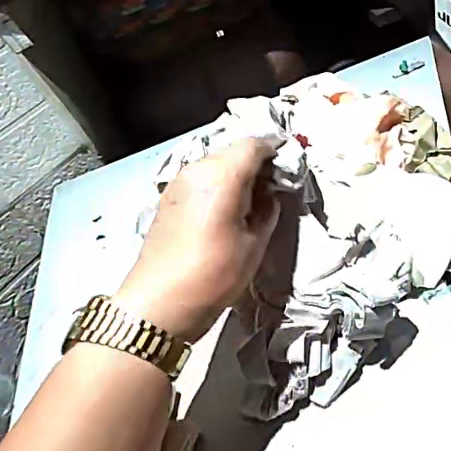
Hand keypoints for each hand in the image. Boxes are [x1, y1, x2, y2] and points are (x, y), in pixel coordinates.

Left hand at [114, 137, 281, 339]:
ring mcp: (179, 182)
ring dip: (239, 174)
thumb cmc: (214, 274)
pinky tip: (231, 209)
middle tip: (276, 187)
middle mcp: (198, 169)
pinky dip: (221, 184)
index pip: (257, 145)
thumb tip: (270, 193)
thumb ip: (268, 208)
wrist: (158, 305)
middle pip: (236, 150)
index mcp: (222, 175)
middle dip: (259, 163)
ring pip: (219, 163)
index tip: (292, 168)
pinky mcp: (170, 198)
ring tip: (254, 201)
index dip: (278, 151)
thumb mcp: (255, 242)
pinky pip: (204, 178)